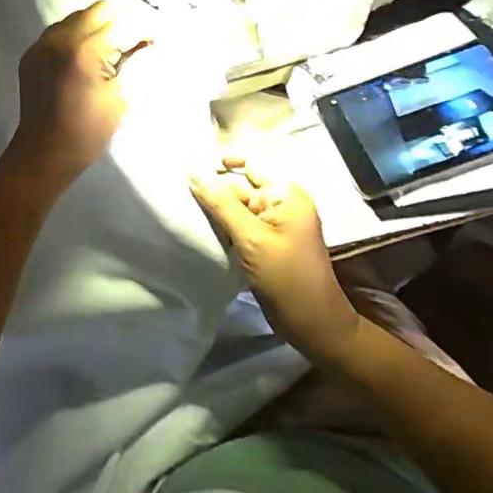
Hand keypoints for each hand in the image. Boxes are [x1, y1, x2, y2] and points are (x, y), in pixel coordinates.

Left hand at [2, 1, 149, 194]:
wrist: (44, 152)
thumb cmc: (88, 131)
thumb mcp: (121, 97)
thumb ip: (136, 63)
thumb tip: (148, 44)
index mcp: (86, 51)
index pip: (124, 23)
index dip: (145, 29)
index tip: (156, 40)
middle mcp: (61, 38)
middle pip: (101, 9)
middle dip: (123, 21)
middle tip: (135, 41)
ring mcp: (43, 43)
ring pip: (79, 16)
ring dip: (99, 25)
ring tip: (112, 48)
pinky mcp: (32, 52)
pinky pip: (60, 30)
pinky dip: (78, 35)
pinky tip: (88, 55)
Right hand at [190, 167, 359, 358]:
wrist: (312, 325)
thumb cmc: (285, 277)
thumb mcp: (250, 237)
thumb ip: (220, 202)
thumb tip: (192, 172)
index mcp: (285, 193)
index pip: (246, 167)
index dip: (218, 167)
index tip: (187, 174)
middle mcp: (281, 203)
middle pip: (238, 187)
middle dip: (213, 194)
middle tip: (180, 197)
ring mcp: (273, 224)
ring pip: (235, 208)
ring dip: (215, 212)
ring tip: (186, 212)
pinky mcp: (265, 243)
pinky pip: (238, 226)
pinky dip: (223, 228)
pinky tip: (202, 231)